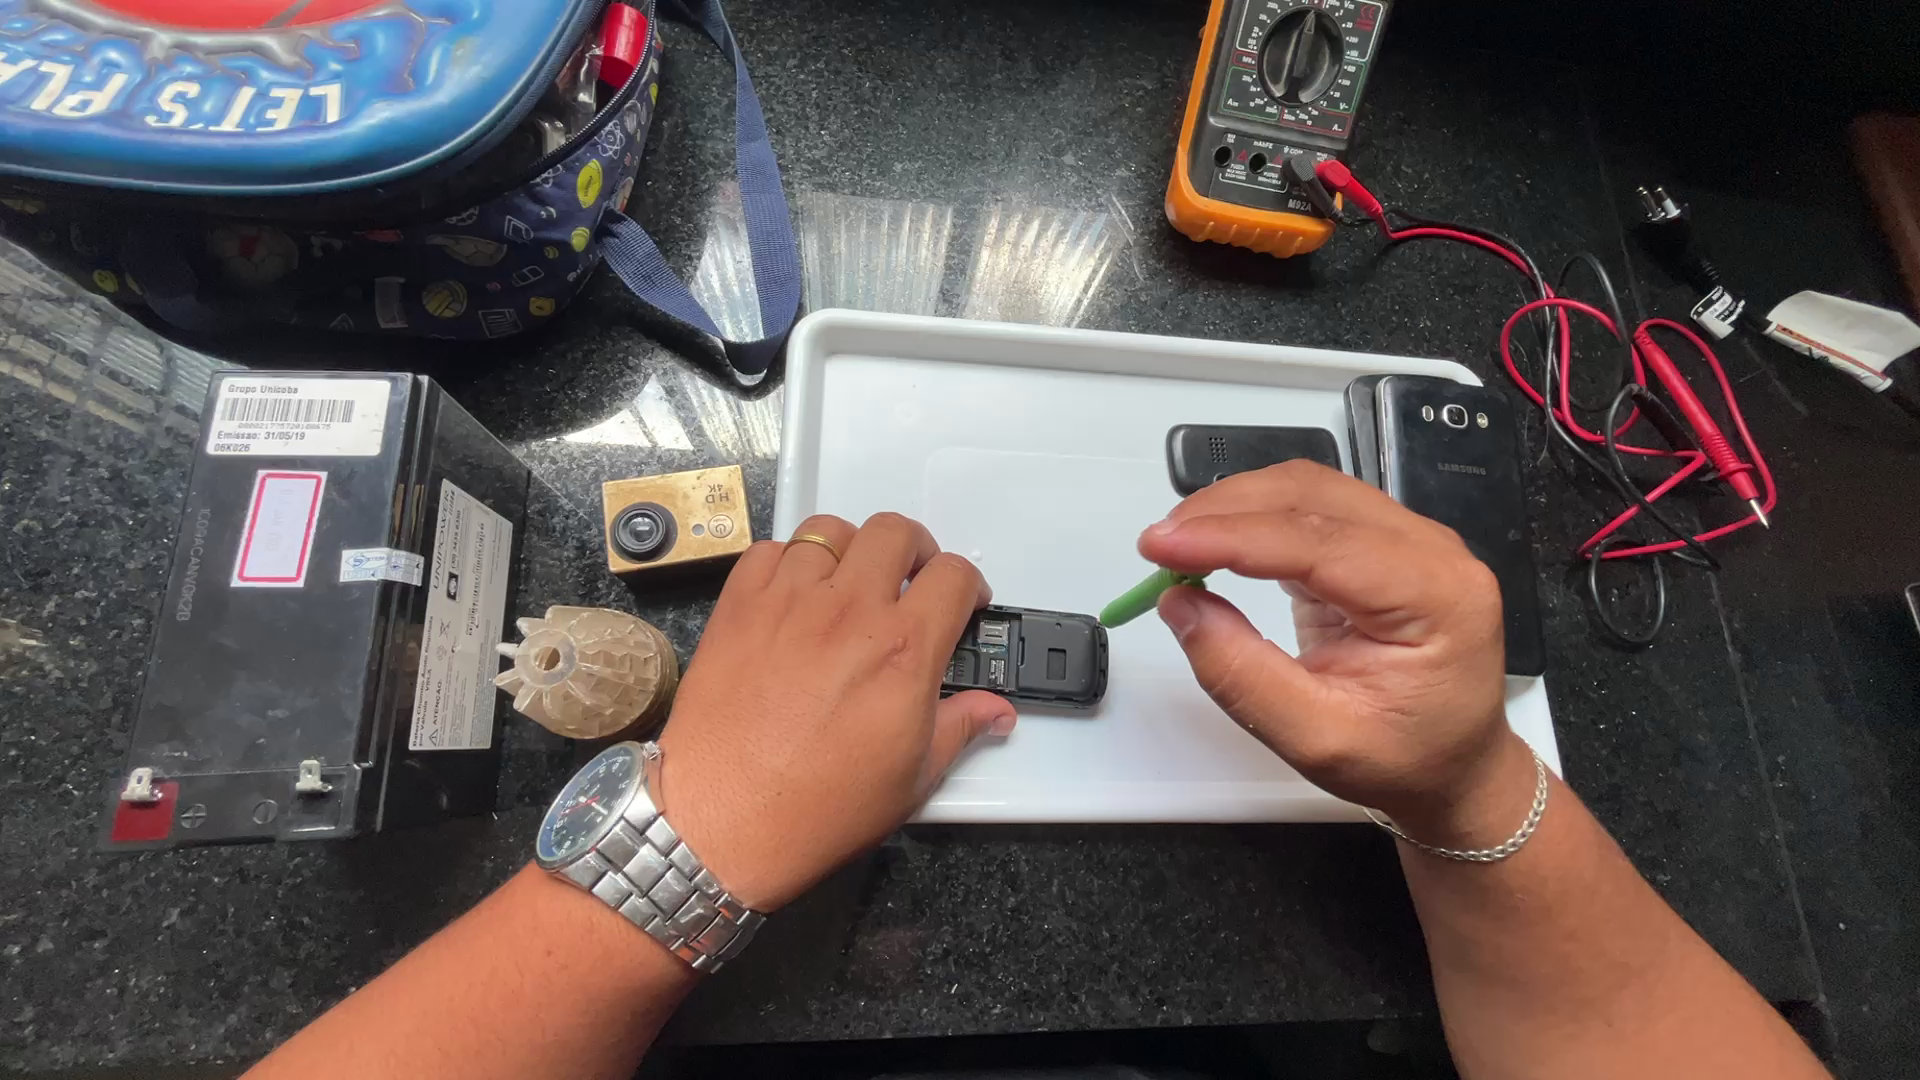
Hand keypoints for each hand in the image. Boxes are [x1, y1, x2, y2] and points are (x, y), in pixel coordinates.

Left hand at [653, 513, 1013, 910]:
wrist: (721, 822)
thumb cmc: (815, 806)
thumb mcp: (911, 778)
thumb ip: (960, 727)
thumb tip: (995, 712)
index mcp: (903, 650)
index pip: (954, 575)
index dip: (969, 584)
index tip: (963, 600)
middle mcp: (849, 611)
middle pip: (895, 531)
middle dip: (915, 547)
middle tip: (911, 576)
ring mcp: (790, 602)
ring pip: (831, 530)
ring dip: (851, 549)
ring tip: (850, 579)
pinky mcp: (741, 606)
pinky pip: (770, 550)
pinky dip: (788, 560)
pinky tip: (793, 591)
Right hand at [1137, 461, 1520, 835]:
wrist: (1454, 762)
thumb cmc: (1401, 758)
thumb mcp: (1314, 737)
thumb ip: (1241, 674)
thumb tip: (1179, 603)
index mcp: (1435, 597)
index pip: (1317, 542)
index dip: (1230, 536)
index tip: (1159, 546)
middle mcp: (1429, 550)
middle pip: (1309, 495)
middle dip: (1222, 510)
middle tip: (1158, 547)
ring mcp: (1404, 538)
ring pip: (1302, 488)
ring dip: (1232, 505)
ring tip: (1179, 543)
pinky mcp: (1374, 541)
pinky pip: (1304, 504)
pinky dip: (1249, 514)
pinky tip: (1215, 540)